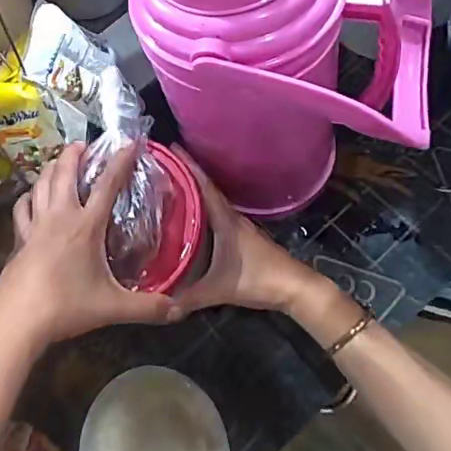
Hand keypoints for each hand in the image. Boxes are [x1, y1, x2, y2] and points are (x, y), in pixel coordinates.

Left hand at [0, 142, 179, 351]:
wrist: (14, 323)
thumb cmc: (66, 307)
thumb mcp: (112, 307)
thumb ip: (147, 307)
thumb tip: (179, 311)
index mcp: (85, 226)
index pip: (107, 185)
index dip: (120, 161)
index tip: (130, 142)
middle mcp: (59, 217)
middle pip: (64, 174)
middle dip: (73, 154)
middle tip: (83, 144)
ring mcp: (35, 227)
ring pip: (40, 185)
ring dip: (51, 169)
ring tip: (59, 163)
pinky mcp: (19, 241)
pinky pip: (23, 209)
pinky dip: (29, 196)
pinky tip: (31, 198)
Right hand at [172, 145, 324, 314]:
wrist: (293, 287)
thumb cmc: (258, 279)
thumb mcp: (219, 290)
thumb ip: (187, 297)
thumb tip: (157, 302)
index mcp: (226, 220)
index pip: (204, 186)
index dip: (188, 166)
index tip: (170, 148)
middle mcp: (232, 217)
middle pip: (206, 190)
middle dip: (185, 175)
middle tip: (161, 165)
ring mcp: (239, 227)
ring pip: (212, 203)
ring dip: (194, 192)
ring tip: (169, 187)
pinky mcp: (242, 238)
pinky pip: (217, 216)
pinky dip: (203, 210)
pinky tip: (191, 218)